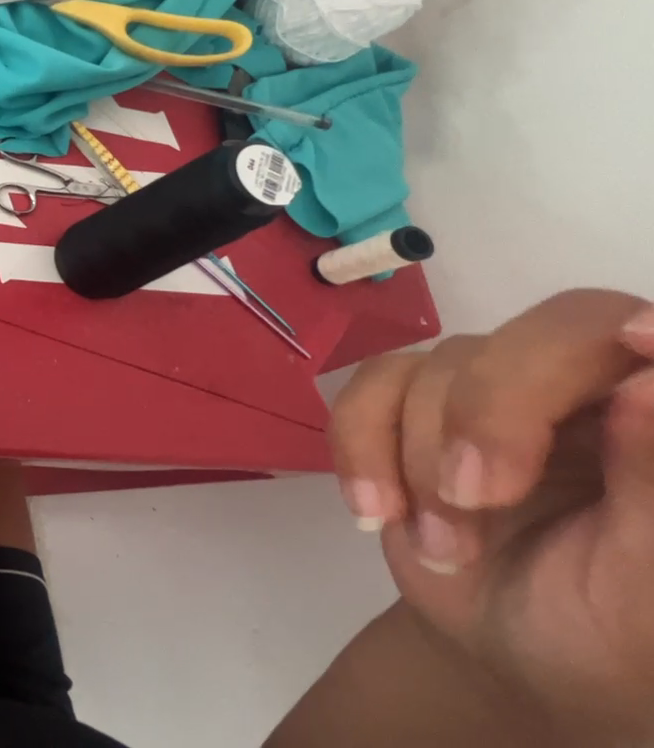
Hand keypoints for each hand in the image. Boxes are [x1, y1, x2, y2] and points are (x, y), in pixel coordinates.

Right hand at [329, 290, 653, 737]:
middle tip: (476, 494)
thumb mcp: (649, 587)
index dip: (642, 332)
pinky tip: (379, 511)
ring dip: (422, 462)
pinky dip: (361, 449)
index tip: (639, 343)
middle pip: (546, 332)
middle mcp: (589, 385)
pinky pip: (366, 388)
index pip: (650, 340)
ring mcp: (492, 389)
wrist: (505, 654)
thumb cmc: (609, 633)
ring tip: (445, 544)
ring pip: (441, 368)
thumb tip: (652, 384)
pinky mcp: (408, 402)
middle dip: (494, 411)